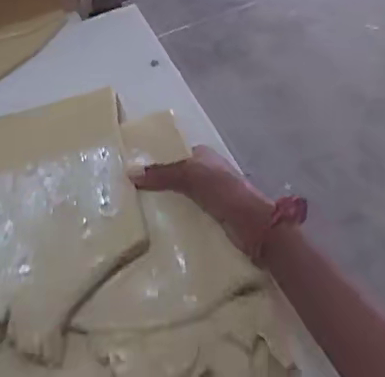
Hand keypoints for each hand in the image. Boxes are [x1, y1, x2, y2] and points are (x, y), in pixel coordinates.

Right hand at [132, 146, 277, 260]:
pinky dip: (173, 222)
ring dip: (162, 206)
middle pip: (174, 178)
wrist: (257, 229)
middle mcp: (205, 175)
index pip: (172, 154)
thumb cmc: (227, 192)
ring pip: (179, 199)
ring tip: (134, 214)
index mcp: (203, 156)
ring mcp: (209, 200)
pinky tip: (155, 230)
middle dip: (155, 185)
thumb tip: (130, 173)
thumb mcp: (192, 175)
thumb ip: (163, 173)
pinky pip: (186, 218)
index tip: (129, 171)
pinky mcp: (211, 222)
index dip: (153, 160)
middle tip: (127, 194)